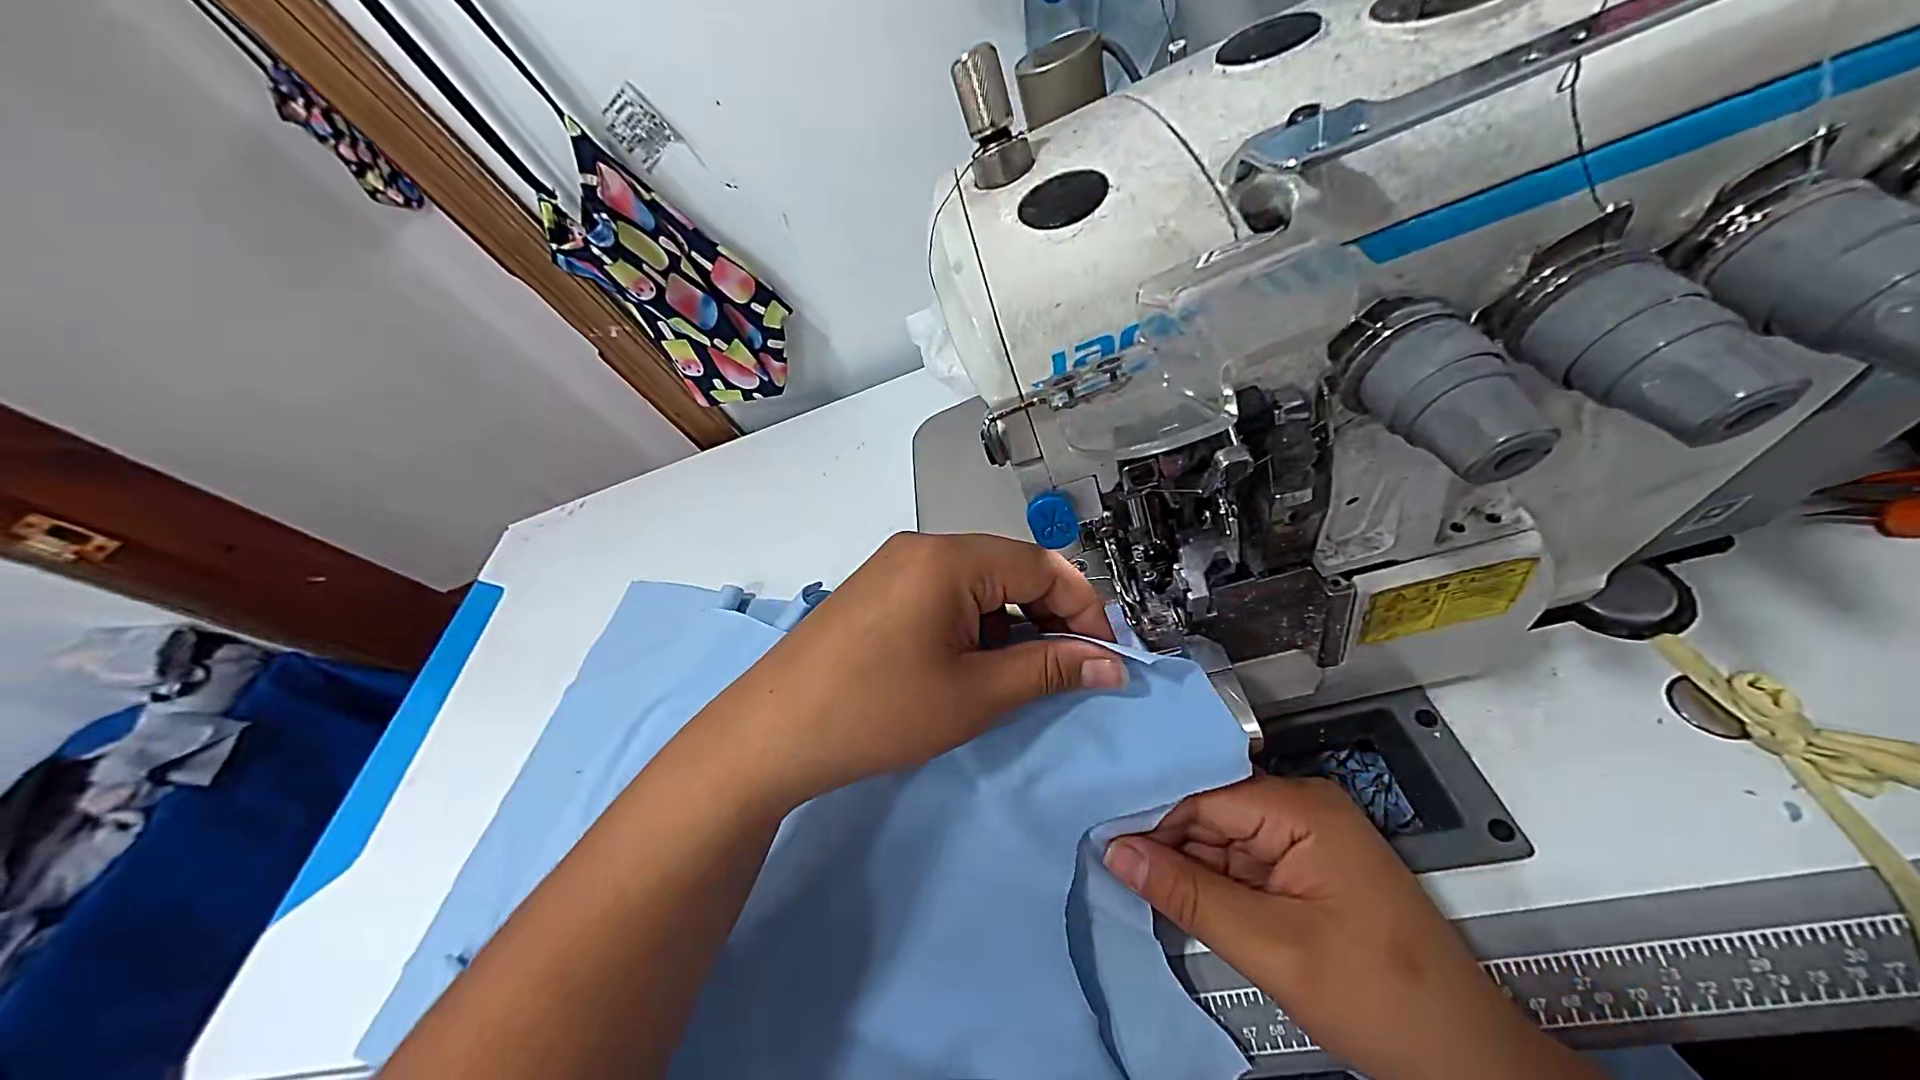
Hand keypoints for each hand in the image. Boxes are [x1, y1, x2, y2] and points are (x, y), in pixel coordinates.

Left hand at [695, 532, 1126, 806]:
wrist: (770, 734)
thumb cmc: (878, 712)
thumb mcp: (974, 694)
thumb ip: (1049, 670)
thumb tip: (1112, 664)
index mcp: (949, 557)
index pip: (1043, 566)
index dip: (1084, 610)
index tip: (1105, 658)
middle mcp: (922, 546)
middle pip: (1010, 569)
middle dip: (1048, 617)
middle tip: (1066, 670)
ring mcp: (894, 564)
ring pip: (978, 583)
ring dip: (1009, 624)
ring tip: (1016, 676)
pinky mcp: (877, 588)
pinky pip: (944, 593)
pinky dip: (972, 625)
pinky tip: (970, 665)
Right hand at [1104, 777, 1597, 1079]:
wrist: (1463, 1059)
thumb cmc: (1380, 995)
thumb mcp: (1271, 946)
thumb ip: (1187, 894)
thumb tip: (1116, 852)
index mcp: (1302, 809)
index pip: (1205, 794)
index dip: (1151, 813)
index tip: (1101, 832)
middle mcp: (1300, 810)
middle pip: (1209, 811)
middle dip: (1161, 838)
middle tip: (1106, 858)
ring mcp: (1301, 841)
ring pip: (1218, 839)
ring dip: (1180, 862)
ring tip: (1125, 874)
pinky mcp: (1300, 870)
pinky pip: (1237, 863)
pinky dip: (1205, 881)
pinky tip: (1168, 892)